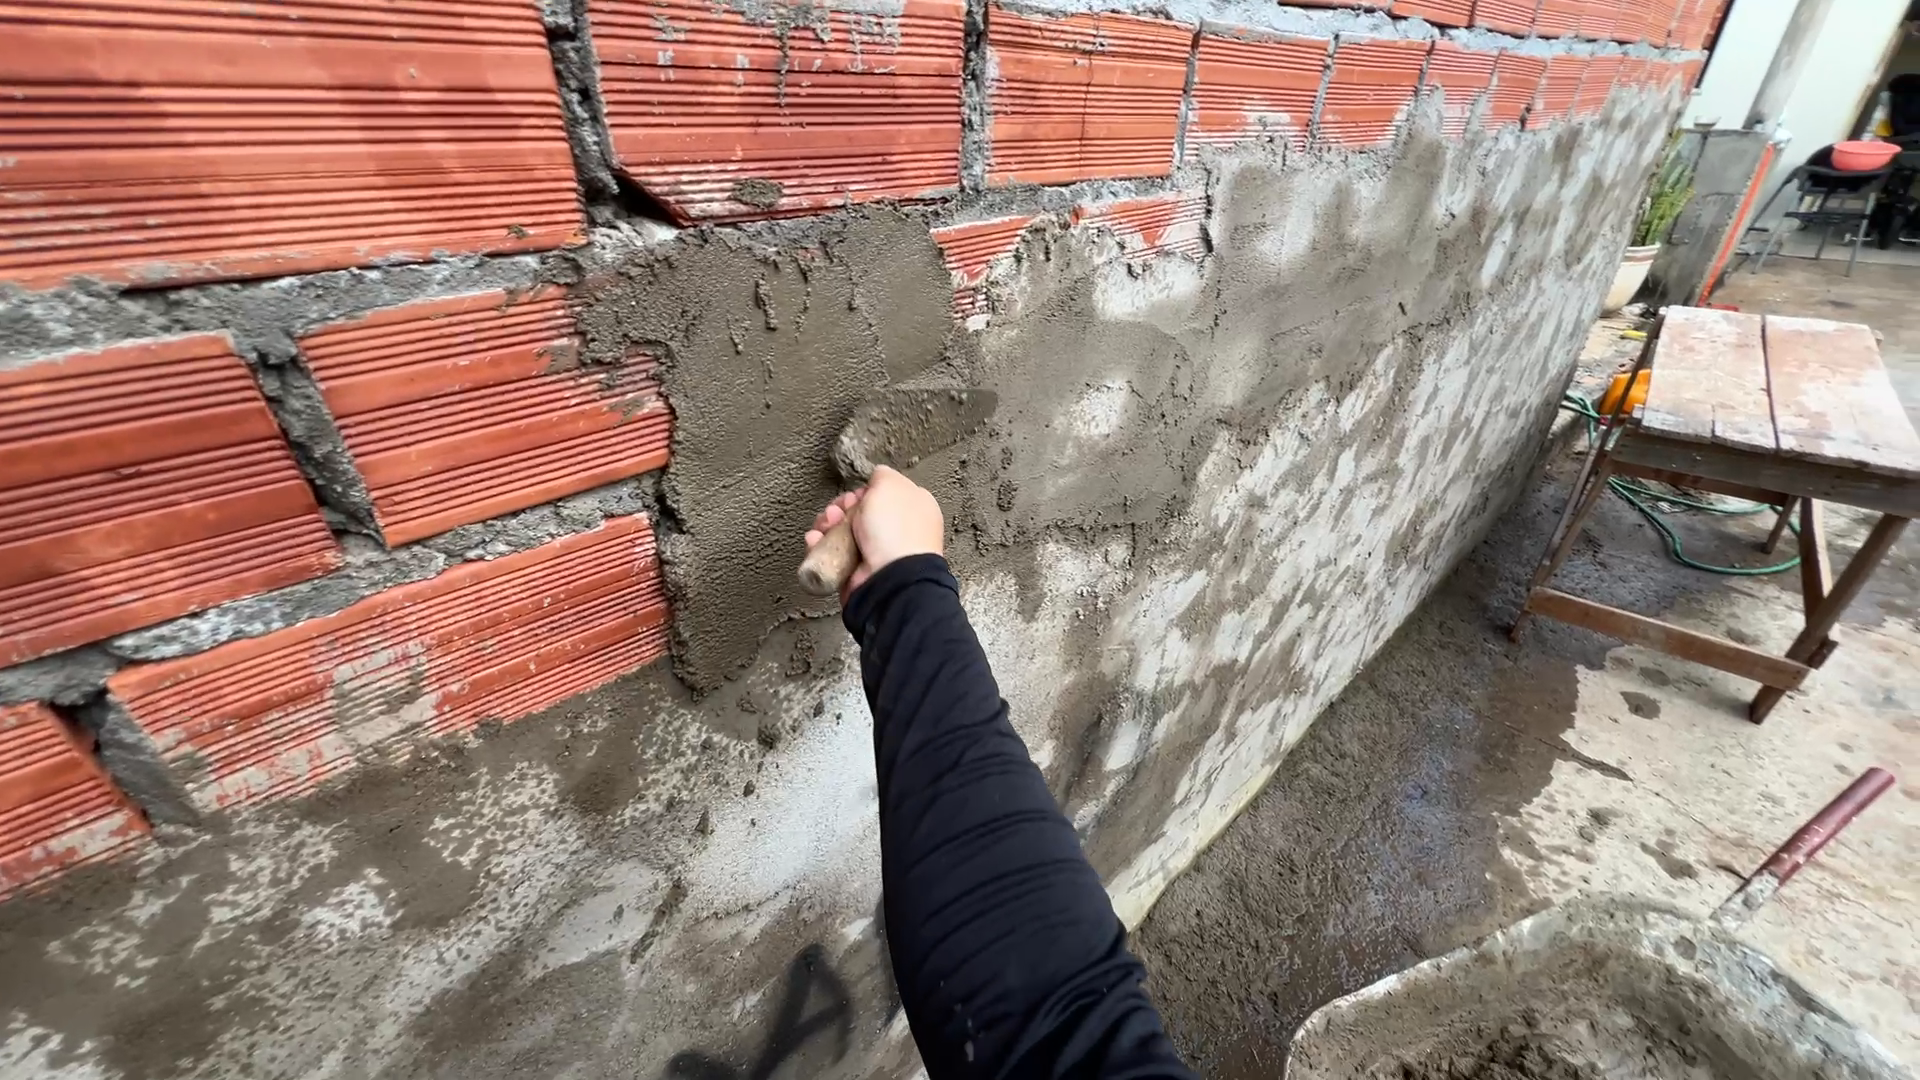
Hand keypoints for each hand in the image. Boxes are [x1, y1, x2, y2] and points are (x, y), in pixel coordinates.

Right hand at [805, 465, 943, 600]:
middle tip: (839, 511)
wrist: (889, 577)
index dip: (865, 492)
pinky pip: (832, 554)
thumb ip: (883, 476)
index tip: (857, 495)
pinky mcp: (857, 572)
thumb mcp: (890, 485)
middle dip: (842, 508)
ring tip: (827, 525)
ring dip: (828, 524)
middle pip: (858, 512)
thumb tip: (877, 476)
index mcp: (912, 510)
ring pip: (842, 532)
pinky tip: (817, 540)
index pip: (883, 494)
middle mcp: (896, 532)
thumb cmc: (896, 531)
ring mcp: (877, 553)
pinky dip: (820, 546)